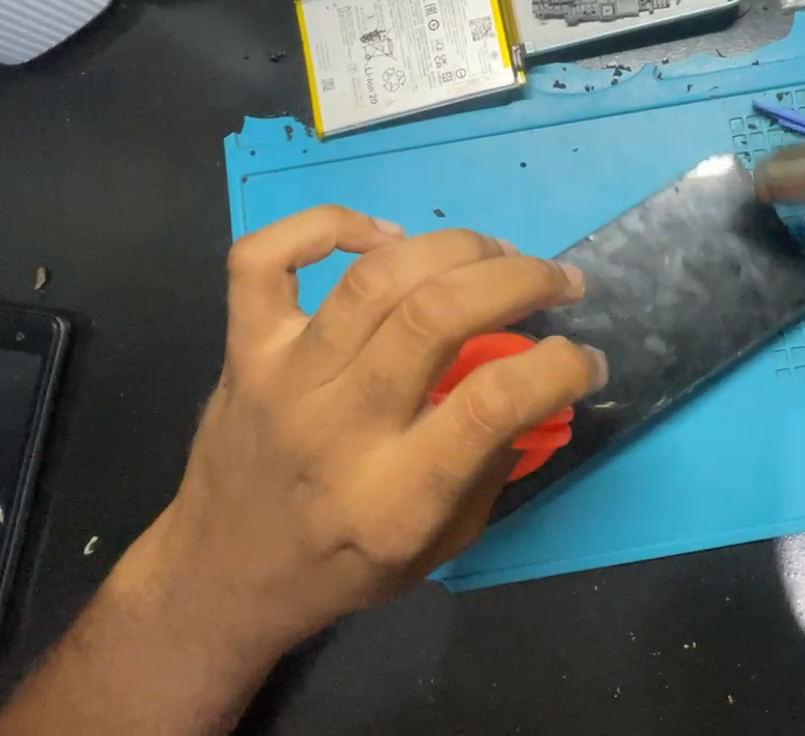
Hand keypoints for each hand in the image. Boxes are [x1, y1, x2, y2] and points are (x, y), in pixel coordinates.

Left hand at [110, 207, 605, 657]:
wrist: (219, 579)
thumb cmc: (343, 567)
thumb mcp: (442, 544)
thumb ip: (495, 463)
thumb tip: (539, 381)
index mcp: (395, 495)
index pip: (495, 403)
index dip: (560, 365)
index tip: (585, 358)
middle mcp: (339, 426)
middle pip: (437, 314)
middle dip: (520, 278)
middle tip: (559, 281)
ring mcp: (283, 377)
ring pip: (374, 277)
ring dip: (456, 247)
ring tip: (494, 253)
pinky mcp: (243, 348)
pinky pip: (265, 258)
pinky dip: (327, 226)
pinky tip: (381, 237)